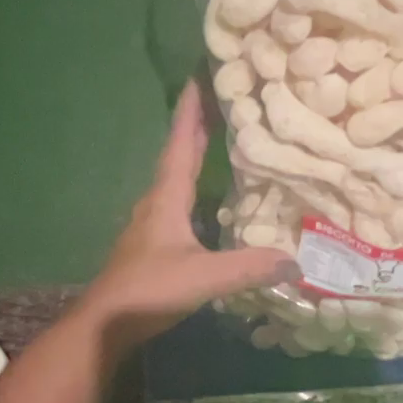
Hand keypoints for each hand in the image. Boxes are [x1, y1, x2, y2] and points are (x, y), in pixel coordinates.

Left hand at [75, 81, 295, 350]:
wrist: (106, 323)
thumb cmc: (149, 290)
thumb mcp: (204, 277)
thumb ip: (249, 267)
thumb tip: (296, 261)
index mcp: (166, 199)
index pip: (182, 146)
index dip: (191, 113)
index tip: (198, 78)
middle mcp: (156, 204)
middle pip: (177, 158)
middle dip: (196, 129)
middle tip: (217, 102)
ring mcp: (150, 226)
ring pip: (174, 182)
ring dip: (192, 159)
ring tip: (215, 144)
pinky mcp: (150, 247)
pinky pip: (175, 205)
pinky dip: (191, 190)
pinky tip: (205, 203)